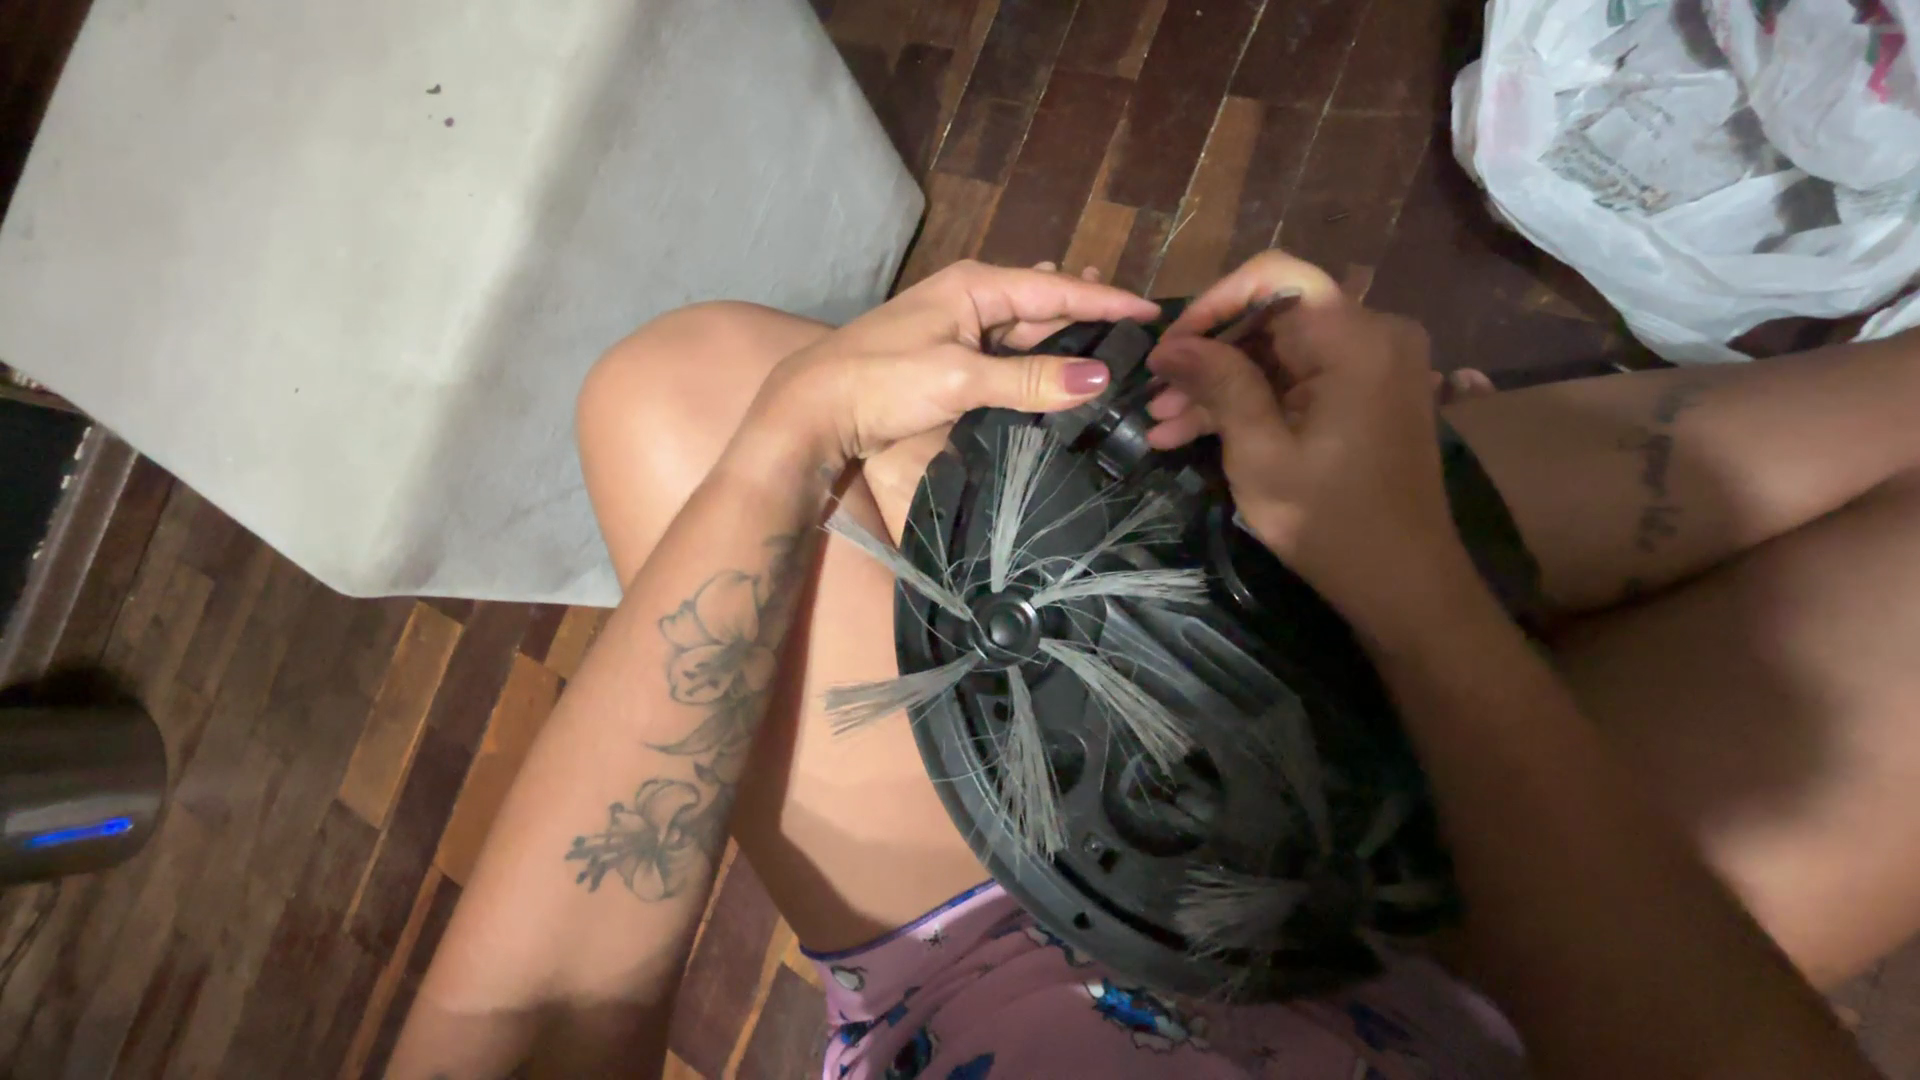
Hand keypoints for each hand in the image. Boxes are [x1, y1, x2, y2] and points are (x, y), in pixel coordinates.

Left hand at [742, 260, 1158, 470]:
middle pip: (1043, 306)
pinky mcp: (949, 364)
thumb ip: (1029, 379)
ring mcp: (958, 332)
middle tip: (1139, 333)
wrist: (816, 409)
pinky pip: (1006, 358)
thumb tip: (1099, 379)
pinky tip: (1056, 367)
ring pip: (1025, 332)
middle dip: (1089, 316)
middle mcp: (969, 300)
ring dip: (1063, 339)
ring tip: (1111, 341)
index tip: (1152, 312)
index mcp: (973, 286)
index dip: (1104, 301)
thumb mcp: (959, 378)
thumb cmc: (883, 381)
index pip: (1053, 289)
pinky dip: (1035, 364)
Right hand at [1144, 251, 1477, 628]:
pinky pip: (1296, 381)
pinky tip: (1193, 434)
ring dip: (1219, 387)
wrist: (1401, 580)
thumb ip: (1218, 384)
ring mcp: (1371, 366)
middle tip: (1155, 399)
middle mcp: (1371, 335)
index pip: (1272, 278)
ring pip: (1276, 355)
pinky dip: (1251, 403)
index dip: (1211, 305)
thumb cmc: (1328, 519)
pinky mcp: (1364, 395)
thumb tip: (1169, 345)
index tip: (1169, 350)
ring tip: (1161, 427)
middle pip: (1271, 319)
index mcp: (1354, 339)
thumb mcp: (1259, 452)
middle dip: (1207, 358)